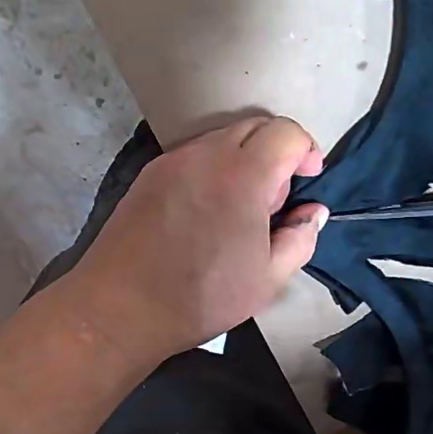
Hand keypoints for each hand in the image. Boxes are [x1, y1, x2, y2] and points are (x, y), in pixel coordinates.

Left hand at [51, 116, 328, 360]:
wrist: (120, 307)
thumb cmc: (200, 298)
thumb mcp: (268, 279)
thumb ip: (300, 238)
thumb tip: (312, 212)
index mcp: (241, 176)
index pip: (285, 133)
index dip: (306, 151)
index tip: (308, 180)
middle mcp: (205, 155)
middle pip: (254, 126)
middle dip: (277, 152)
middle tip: (274, 201)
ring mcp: (171, 161)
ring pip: (221, 139)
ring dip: (243, 159)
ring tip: (237, 210)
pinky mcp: (148, 174)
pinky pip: (193, 155)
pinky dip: (212, 168)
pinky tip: (205, 210)